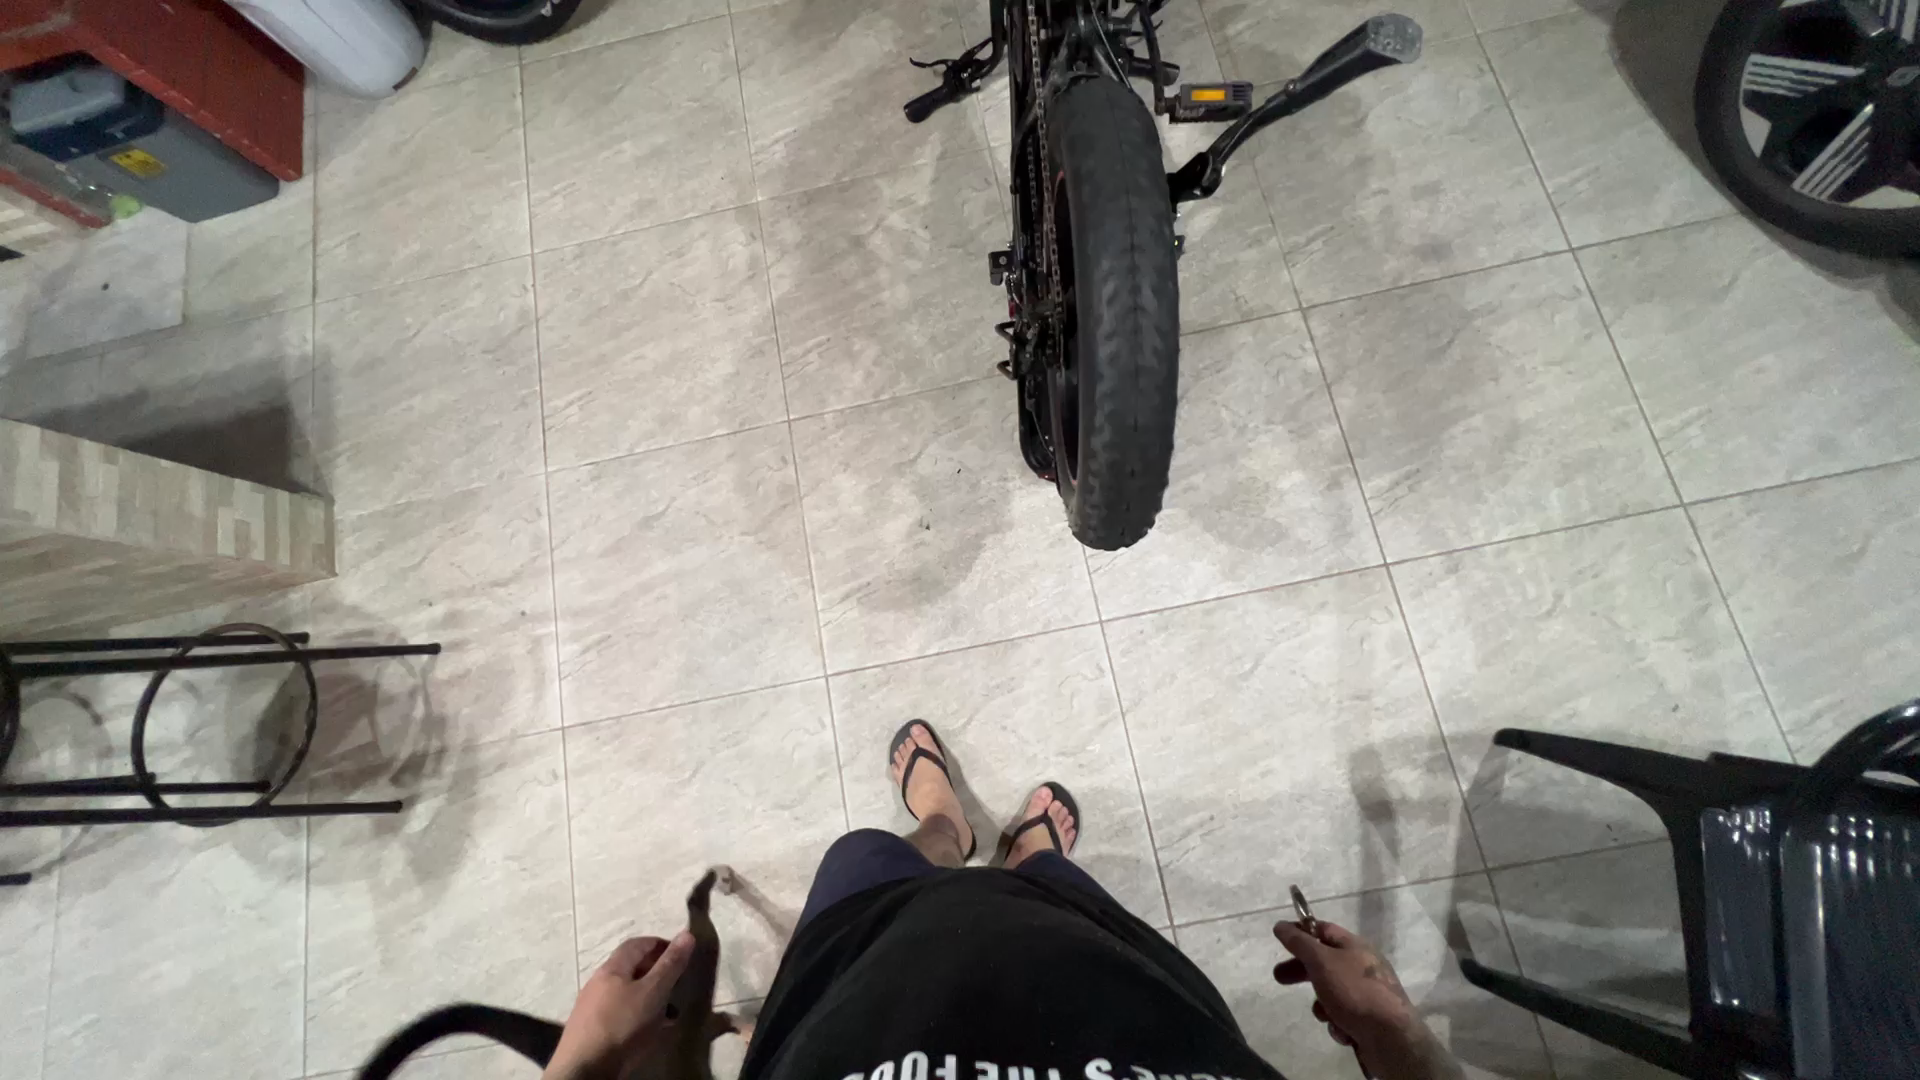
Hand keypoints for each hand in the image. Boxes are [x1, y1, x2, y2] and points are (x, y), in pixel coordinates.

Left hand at [543, 932, 694, 1079]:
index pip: (638, 944)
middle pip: (631, 969)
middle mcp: (598, 983)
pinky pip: (618, 1015)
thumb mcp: (654, 993)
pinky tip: (646, 1033)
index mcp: (612, 968)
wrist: (581, 1076)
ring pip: (626, 994)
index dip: (661, 944)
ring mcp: (590, 1009)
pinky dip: (636, 1016)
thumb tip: (687, 934)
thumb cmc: (621, 1027)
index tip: (681, 956)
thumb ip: (671, 964)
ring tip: (667, 1014)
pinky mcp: (588, 1033)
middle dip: (657, 973)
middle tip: (676, 985)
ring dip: (649, 998)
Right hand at [1272, 920, 1459, 1079]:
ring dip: (1322, 1004)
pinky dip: (1338, 1021)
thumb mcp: (1320, 960)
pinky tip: (1342, 1029)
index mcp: (1355, 946)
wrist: (1392, 1040)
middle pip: (1324, 962)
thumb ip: (1299, 942)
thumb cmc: (1354, 992)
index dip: (1300, 931)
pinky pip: (1343, 1014)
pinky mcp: (1370, 1019)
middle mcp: (1363, 967)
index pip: (1322, 929)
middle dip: (1302, 972)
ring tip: (1324, 1014)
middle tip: (1279, 978)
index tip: (1280, 938)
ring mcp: (1368, 994)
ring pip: (1331, 991)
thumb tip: (1280, 925)